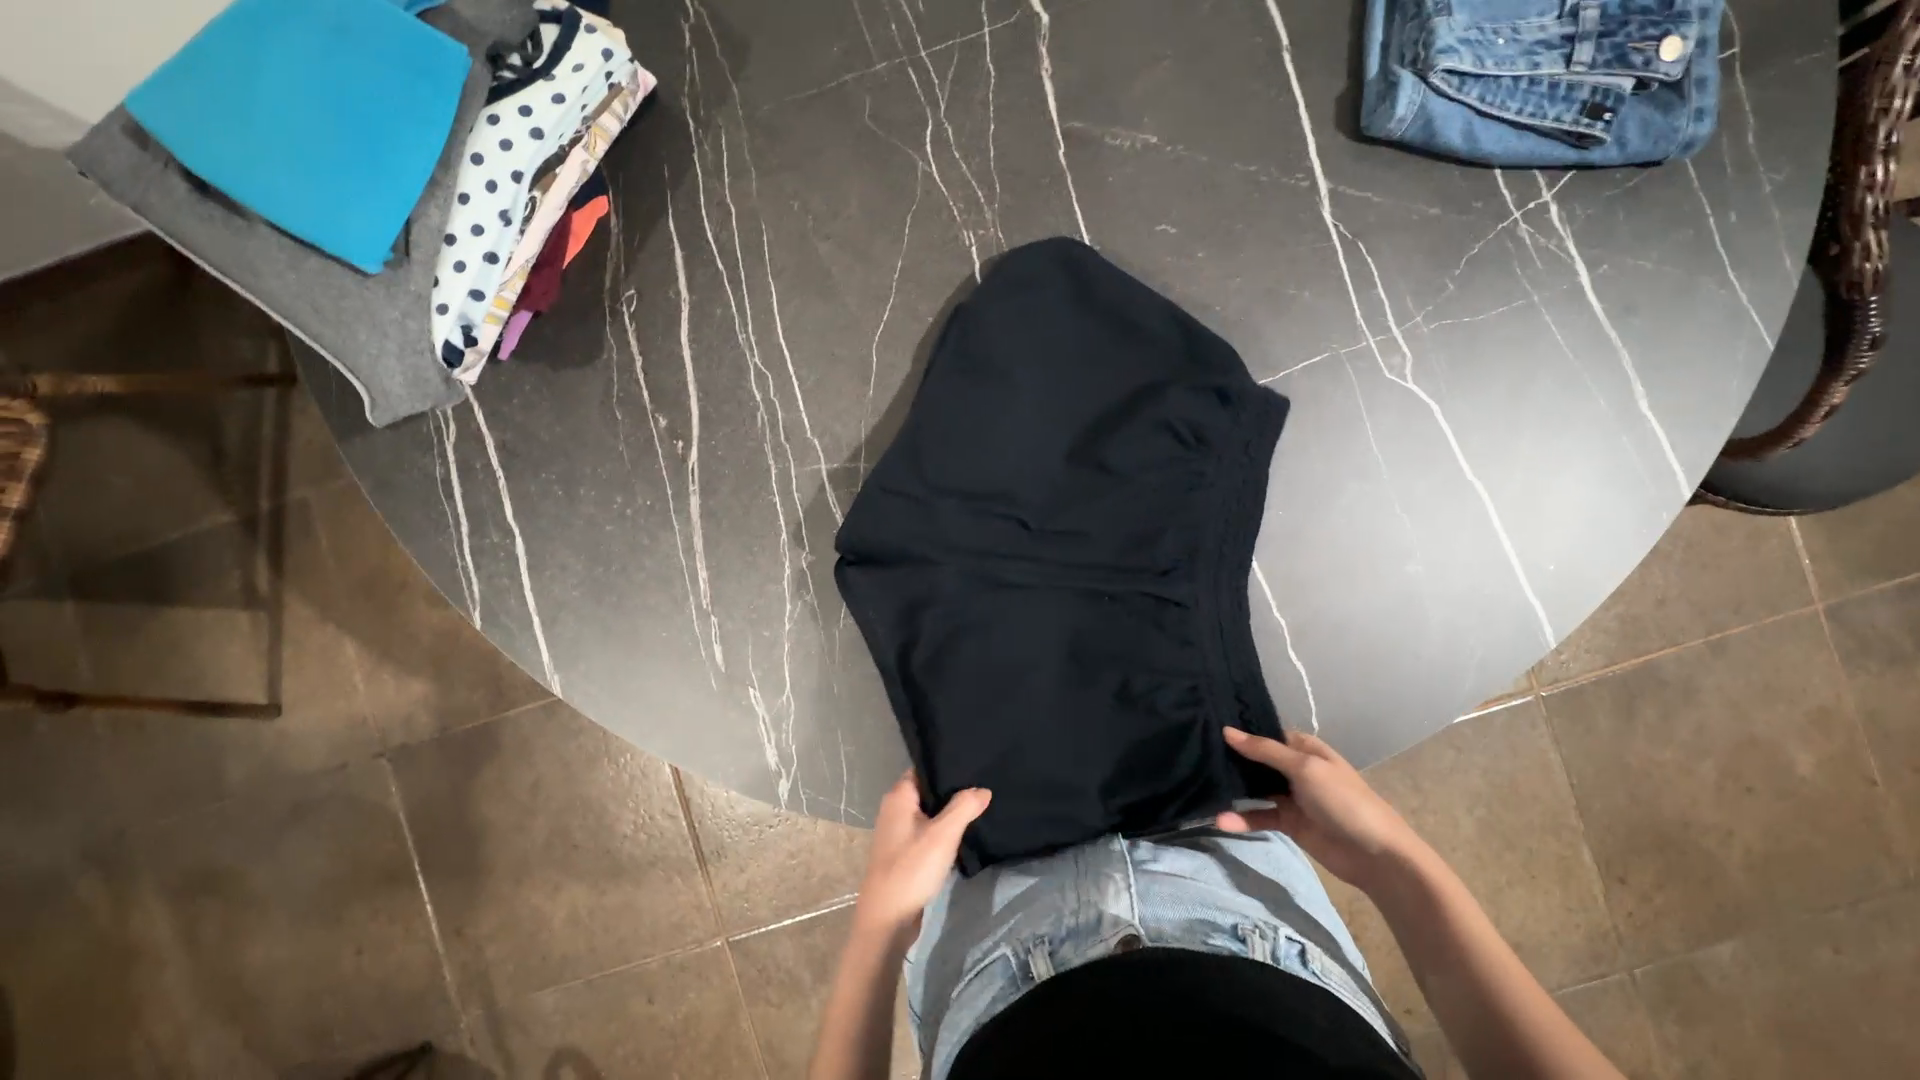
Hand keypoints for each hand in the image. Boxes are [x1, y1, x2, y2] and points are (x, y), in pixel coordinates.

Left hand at [853, 772, 990, 938]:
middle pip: (927, 790)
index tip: (974, 765)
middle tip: (983, 785)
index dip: (947, 765)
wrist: (887, 918)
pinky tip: (962, 834)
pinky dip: (942, 832)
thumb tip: (983, 789)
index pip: (924, 768)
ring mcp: (897, 832)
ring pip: (928, 813)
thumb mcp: (943, 834)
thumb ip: (964, 807)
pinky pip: (926, 832)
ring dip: (948, 813)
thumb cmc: (912, 868)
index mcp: (898, 797)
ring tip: (978, 806)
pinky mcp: (903, 852)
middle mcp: (894, 809)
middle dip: (952, 790)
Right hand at [1218, 727, 1424, 890]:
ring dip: (1234, 790)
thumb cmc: (1343, 801)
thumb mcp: (1304, 768)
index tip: (1208, 727)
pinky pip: (1259, 817)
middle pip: (1258, 761)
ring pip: (1255, 789)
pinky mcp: (1288, 824)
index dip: (1243, 732)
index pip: (1268, 734)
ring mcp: (1292, 798)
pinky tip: (1221, 821)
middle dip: (1232, 759)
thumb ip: (1265, 751)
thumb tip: (1227, 731)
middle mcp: (1296, 770)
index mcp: (1306, 749)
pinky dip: (1242, 819)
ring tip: (1201, 786)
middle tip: (1195, 753)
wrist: (1375, 854)